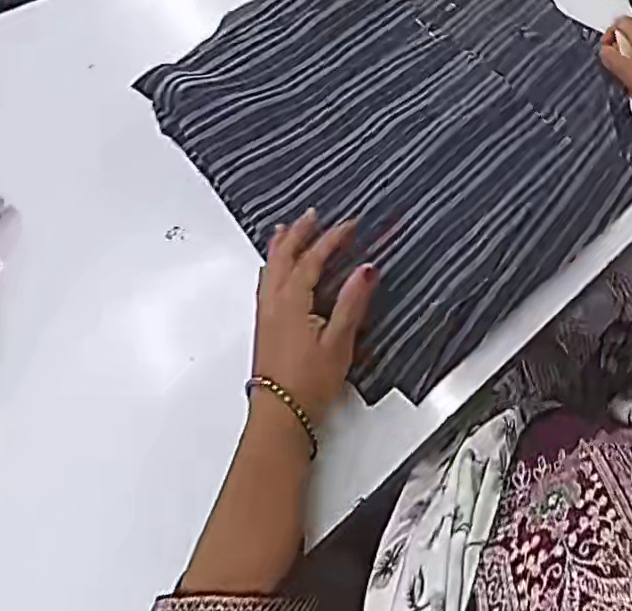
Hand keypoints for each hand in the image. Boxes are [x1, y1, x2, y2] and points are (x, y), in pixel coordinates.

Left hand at [253, 210, 375, 423]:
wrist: (279, 417)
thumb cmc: (310, 381)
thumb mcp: (339, 341)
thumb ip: (352, 302)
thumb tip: (367, 268)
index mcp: (291, 302)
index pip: (311, 260)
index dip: (331, 239)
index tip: (350, 224)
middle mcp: (274, 303)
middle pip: (283, 258)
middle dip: (298, 233)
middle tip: (313, 215)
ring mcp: (266, 315)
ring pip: (270, 270)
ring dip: (281, 246)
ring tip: (286, 230)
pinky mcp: (265, 327)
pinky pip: (266, 283)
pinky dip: (273, 265)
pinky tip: (276, 270)